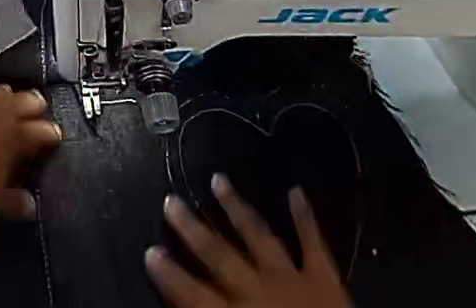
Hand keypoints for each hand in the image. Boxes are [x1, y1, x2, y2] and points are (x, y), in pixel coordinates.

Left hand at [0, 82, 62, 239]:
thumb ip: (11, 201)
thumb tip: (29, 204)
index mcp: (12, 137)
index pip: (37, 132)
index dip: (48, 133)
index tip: (55, 133)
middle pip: (19, 103)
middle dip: (31, 104)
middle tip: (39, 103)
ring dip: (4, 95)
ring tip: (9, 94)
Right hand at [145, 176, 351, 307]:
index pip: (193, 295)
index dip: (170, 275)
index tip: (151, 251)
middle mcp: (256, 292)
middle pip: (218, 254)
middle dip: (192, 227)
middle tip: (171, 200)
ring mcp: (290, 278)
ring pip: (257, 234)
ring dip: (236, 206)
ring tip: (218, 179)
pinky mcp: (324, 278)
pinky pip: (312, 241)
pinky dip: (304, 215)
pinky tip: (295, 190)